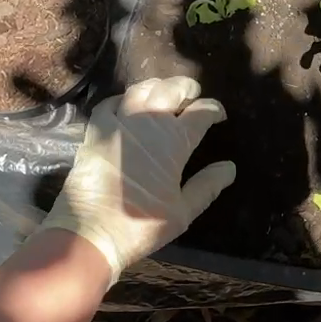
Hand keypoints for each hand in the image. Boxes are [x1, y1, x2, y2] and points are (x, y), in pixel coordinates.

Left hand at [42, 77, 236, 279]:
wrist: (91, 234)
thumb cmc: (142, 225)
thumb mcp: (183, 212)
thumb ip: (207, 186)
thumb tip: (229, 167)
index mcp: (174, 142)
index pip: (201, 113)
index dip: (213, 109)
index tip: (218, 114)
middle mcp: (148, 124)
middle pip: (170, 90)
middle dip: (186, 88)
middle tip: (193, 93)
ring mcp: (119, 124)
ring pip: (140, 90)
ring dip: (156, 87)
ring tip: (163, 93)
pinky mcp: (96, 132)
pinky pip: (109, 104)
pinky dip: (122, 99)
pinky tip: (126, 105)